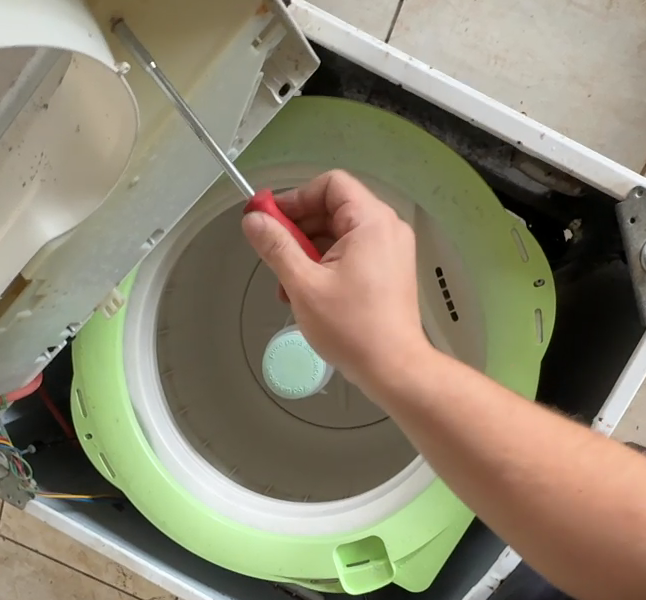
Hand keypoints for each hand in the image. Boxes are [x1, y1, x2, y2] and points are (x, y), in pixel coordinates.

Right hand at [241, 170, 429, 386]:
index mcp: (370, 221)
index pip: (329, 185)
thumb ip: (276, 247)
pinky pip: (352, 256)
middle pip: (334, 209)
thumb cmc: (351, 328)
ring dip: (309, 254)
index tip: (269, 220)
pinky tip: (308, 295)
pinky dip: (327, 267)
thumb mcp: (303, 285)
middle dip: (299, 231)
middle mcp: (387, 229)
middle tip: (273, 256)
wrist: (392, 368)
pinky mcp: (390, 273)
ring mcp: (391, 251)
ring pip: (340, 237)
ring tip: (288, 287)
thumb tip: (253, 220)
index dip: (295, 198)